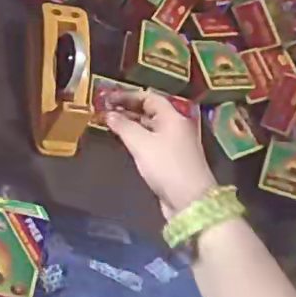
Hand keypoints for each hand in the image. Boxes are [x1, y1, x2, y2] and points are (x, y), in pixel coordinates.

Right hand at [104, 91, 215, 217]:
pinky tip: (124, 141)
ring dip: (131, 124)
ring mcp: (174, 143)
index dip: (128, 96)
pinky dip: (137, 138)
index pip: (149, 97)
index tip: (108, 98)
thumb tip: (109, 114)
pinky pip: (151, 141)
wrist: (190, 200)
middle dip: (127, 109)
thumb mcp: (141, 143)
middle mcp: (175, 126)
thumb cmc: (166, 166)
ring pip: (150, 127)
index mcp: (172, 117)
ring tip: (110, 124)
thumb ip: (123, 126)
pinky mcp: (171, 159)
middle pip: (150, 111)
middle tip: (105, 110)